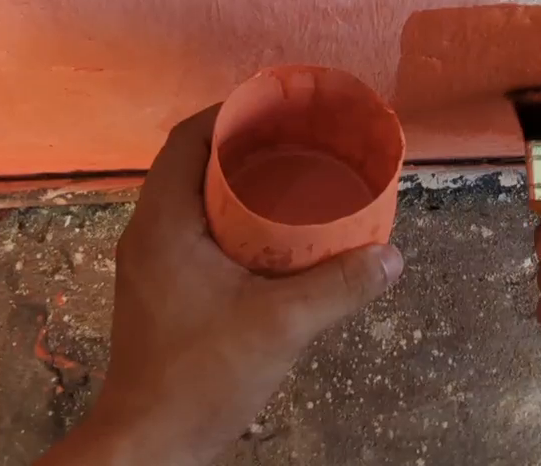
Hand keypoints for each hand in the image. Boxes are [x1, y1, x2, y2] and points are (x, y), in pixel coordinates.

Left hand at [42, 106, 404, 465]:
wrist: (148, 448)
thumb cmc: (201, 376)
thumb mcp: (280, 326)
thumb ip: (338, 286)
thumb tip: (392, 257)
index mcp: (163, 222)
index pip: (186, 139)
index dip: (228, 113)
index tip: (274, 108)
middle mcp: (148, 231)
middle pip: (188, 161)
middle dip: (237, 142)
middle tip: (291, 139)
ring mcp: (148, 260)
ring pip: (187, 193)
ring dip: (229, 178)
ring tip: (284, 174)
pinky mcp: (156, 285)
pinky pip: (189, 223)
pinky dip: (224, 211)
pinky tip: (263, 230)